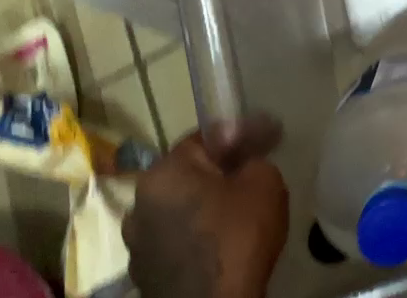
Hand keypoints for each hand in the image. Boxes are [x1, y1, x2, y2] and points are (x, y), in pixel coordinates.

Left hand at [123, 114, 289, 297]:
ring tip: (237, 206)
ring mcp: (137, 242)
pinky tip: (222, 237)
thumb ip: (252, 158)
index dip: (241, 133)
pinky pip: (175, 237)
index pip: (205, 137)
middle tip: (253, 169)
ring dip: (204, 203)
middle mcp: (139, 204)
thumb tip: (243, 160)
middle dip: (220, 169)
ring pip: (179, 207)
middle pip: (188, 173)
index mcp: (164, 173)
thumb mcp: (264, 179)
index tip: (270, 135)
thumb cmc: (238, 234)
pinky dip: (197, 231)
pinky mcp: (145, 272)